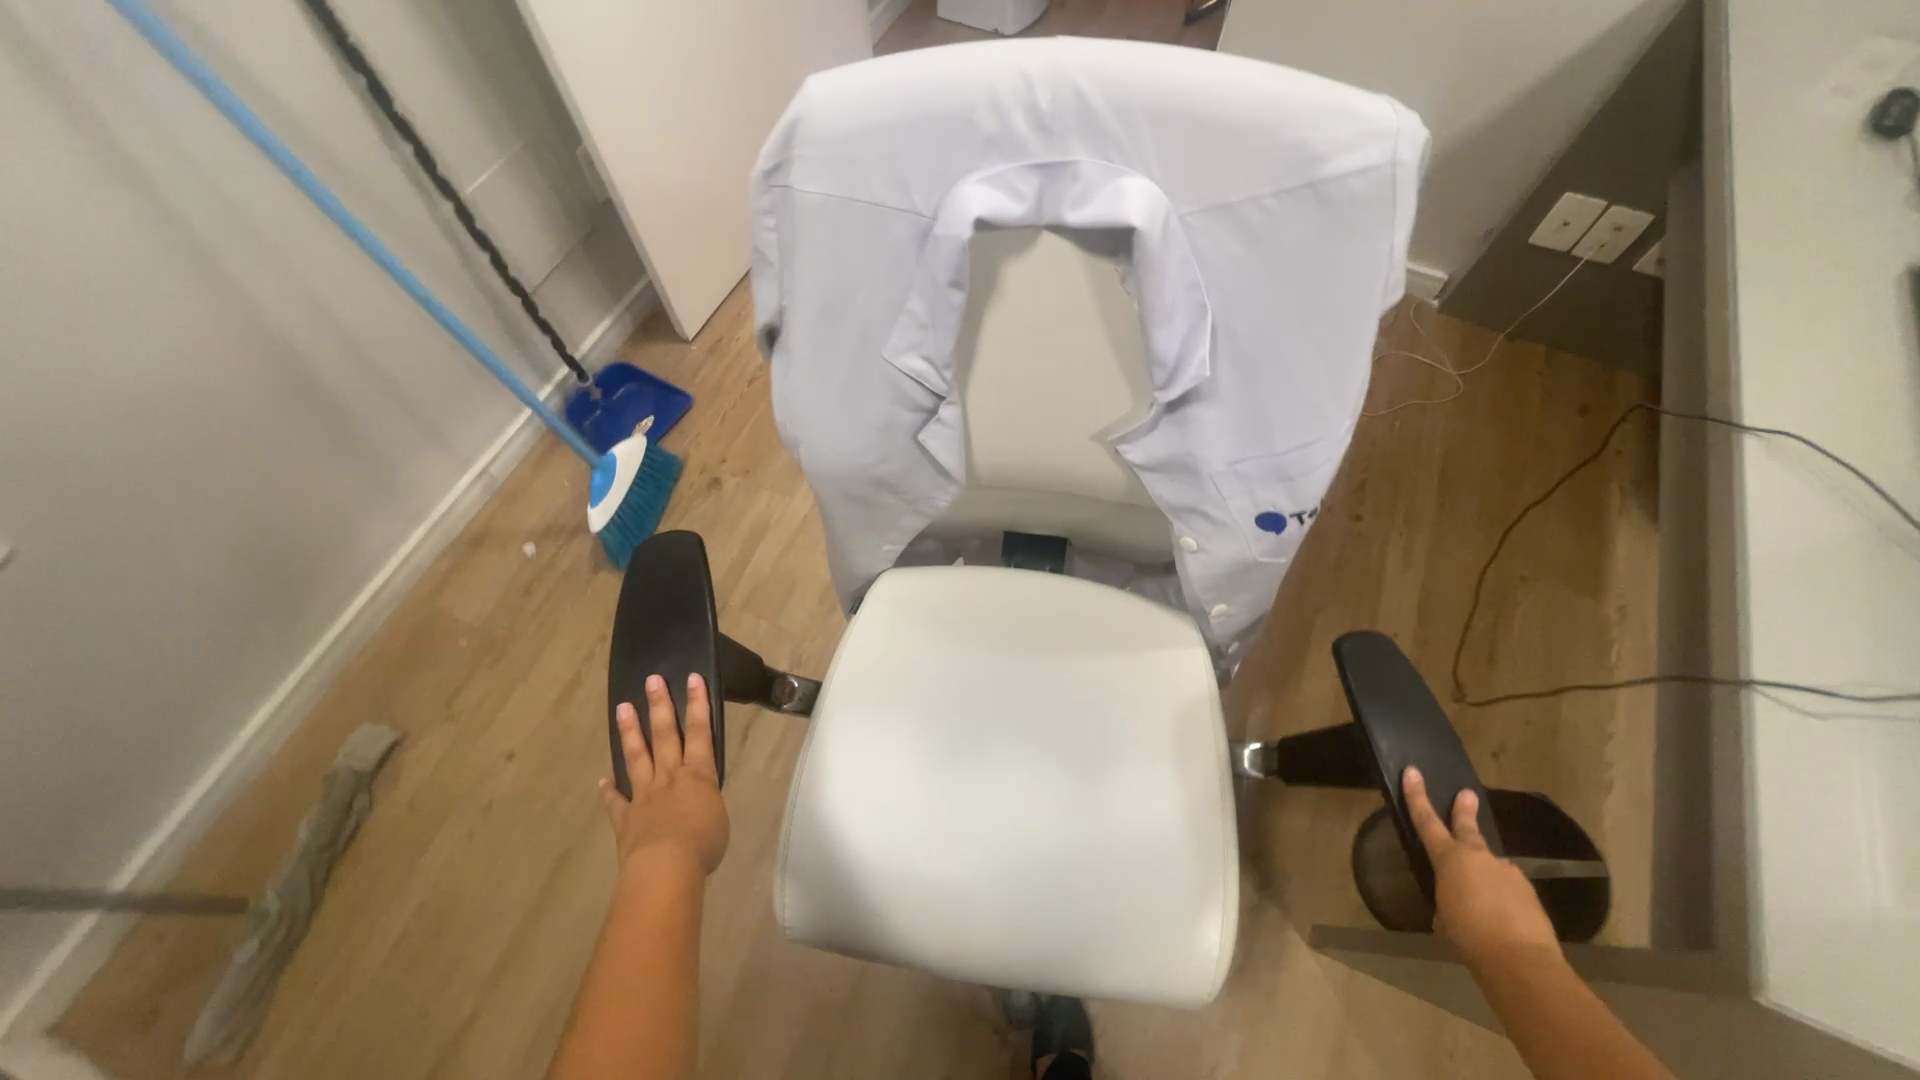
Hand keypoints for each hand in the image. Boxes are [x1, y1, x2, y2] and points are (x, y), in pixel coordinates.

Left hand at [600, 673, 728, 877]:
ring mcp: (645, 795)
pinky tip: (603, 781)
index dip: (698, 704)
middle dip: (660, 705)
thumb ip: (706, 802)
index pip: (701, 732)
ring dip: (631, 732)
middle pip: (665, 735)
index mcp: (699, 775)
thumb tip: (700, 803)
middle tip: (652, 680)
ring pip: (637, 756)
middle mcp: (670, 777)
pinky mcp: (626, 818)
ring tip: (623, 708)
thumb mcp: (718, 817)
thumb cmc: (703, 843)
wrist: (666, 867)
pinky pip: (616, 801)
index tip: (692, 678)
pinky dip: (609, 791)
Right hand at [1401, 766, 1560, 966]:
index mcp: (1450, 860)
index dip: (1417, 796)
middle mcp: (1480, 858)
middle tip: (1467, 794)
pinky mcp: (1529, 894)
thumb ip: (1447, 905)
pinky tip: (1501, 921)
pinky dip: (1501, 900)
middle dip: (1464, 810)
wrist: (1520, 961)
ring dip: (1485, 879)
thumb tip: (1453, 908)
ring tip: (1482, 906)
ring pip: (1492, 868)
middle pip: (1468, 828)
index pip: (1427, 822)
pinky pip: (1508, 890)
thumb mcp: (1444, 920)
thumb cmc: (1468, 935)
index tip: (1412, 771)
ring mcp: (1508, 874)